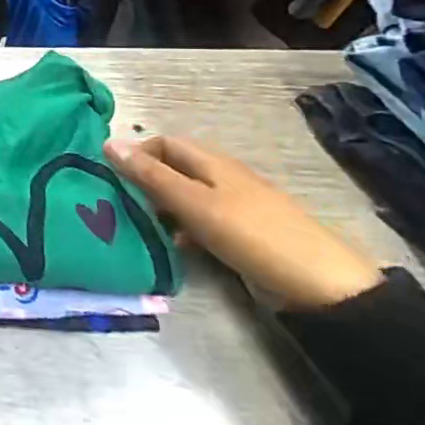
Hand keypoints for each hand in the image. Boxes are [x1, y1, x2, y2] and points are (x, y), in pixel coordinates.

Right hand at [105, 136, 382, 310]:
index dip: (136, 153)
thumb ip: (152, 176)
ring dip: (160, 209)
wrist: (316, 282)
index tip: (108, 176)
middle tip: (115, 205)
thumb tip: (109, 143)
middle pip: (174, 169)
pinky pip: (200, 223)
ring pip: (185, 198)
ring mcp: (233, 206)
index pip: (164, 143)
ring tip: (135, 228)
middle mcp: (220, 176)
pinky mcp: (240, 234)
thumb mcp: (195, 203)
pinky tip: (172, 248)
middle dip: (144, 182)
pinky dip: (181, 230)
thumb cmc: (250, 233)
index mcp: (211, 161)